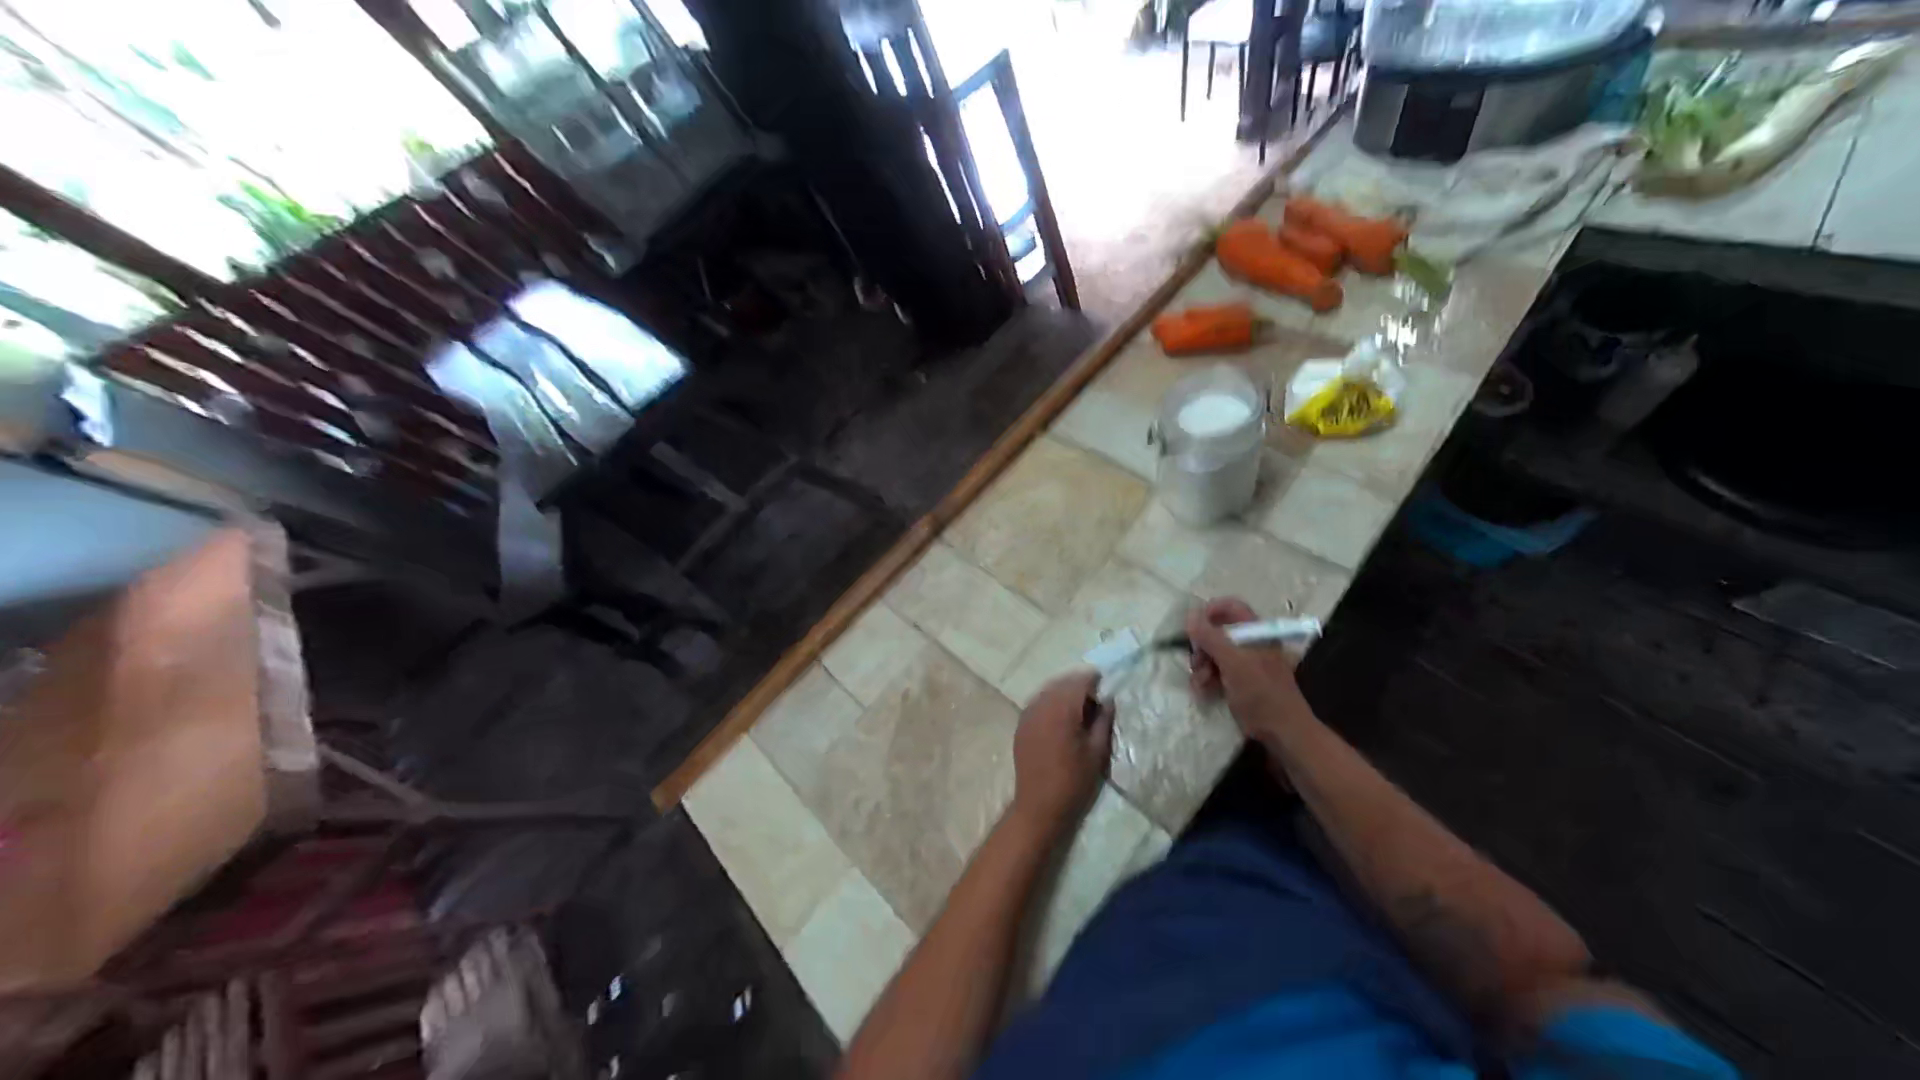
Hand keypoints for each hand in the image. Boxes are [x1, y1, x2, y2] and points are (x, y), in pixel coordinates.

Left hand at [1010, 671, 1112, 833]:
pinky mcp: (1021, 724)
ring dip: (1064, 693)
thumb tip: (1108, 699)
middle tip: (1094, 700)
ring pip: (1048, 690)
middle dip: (1079, 686)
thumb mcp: (1097, 752)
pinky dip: (1051, 702)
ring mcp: (1028, 714)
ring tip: (1079, 708)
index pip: (1079, 682)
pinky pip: (1037, 702)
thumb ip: (1103, 721)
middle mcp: (1041, 705)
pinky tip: (1061, 717)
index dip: (1094, 680)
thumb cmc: (1074, 781)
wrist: (1040, 805)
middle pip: (1062, 683)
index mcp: (1062, 710)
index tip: (1105, 687)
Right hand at [1187, 597, 1313, 743]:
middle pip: (1217, 631)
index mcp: (1256, 632)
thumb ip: (1210, 637)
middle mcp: (1251, 643)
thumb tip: (1189, 615)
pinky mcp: (1241, 681)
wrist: (1283, 732)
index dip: (1209, 612)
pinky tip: (1203, 691)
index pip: (1230, 607)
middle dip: (1201, 646)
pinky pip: (1217, 671)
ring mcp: (1246, 662)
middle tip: (1195, 662)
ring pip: (1214, 653)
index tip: (1192, 629)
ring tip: (1199, 683)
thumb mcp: (1233, 663)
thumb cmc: (1261, 694)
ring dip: (1201, 666)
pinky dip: (1207, 678)